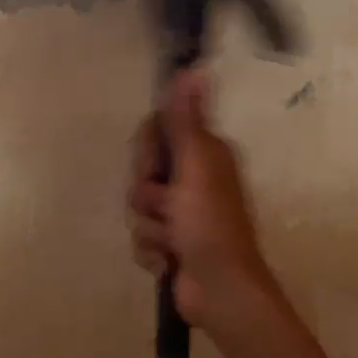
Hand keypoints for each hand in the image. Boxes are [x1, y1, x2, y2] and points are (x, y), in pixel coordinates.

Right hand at [127, 70, 279, 334]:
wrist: (220, 291)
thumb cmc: (210, 224)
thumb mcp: (197, 165)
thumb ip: (187, 119)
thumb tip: (194, 66)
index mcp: (203, 153)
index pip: (156, 131)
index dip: (148, 150)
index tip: (154, 166)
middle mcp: (192, 178)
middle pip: (142, 169)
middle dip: (146, 194)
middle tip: (166, 207)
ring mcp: (180, 214)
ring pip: (138, 207)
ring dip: (150, 227)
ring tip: (172, 242)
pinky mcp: (170, 244)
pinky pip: (141, 237)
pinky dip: (152, 252)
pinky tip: (169, 263)